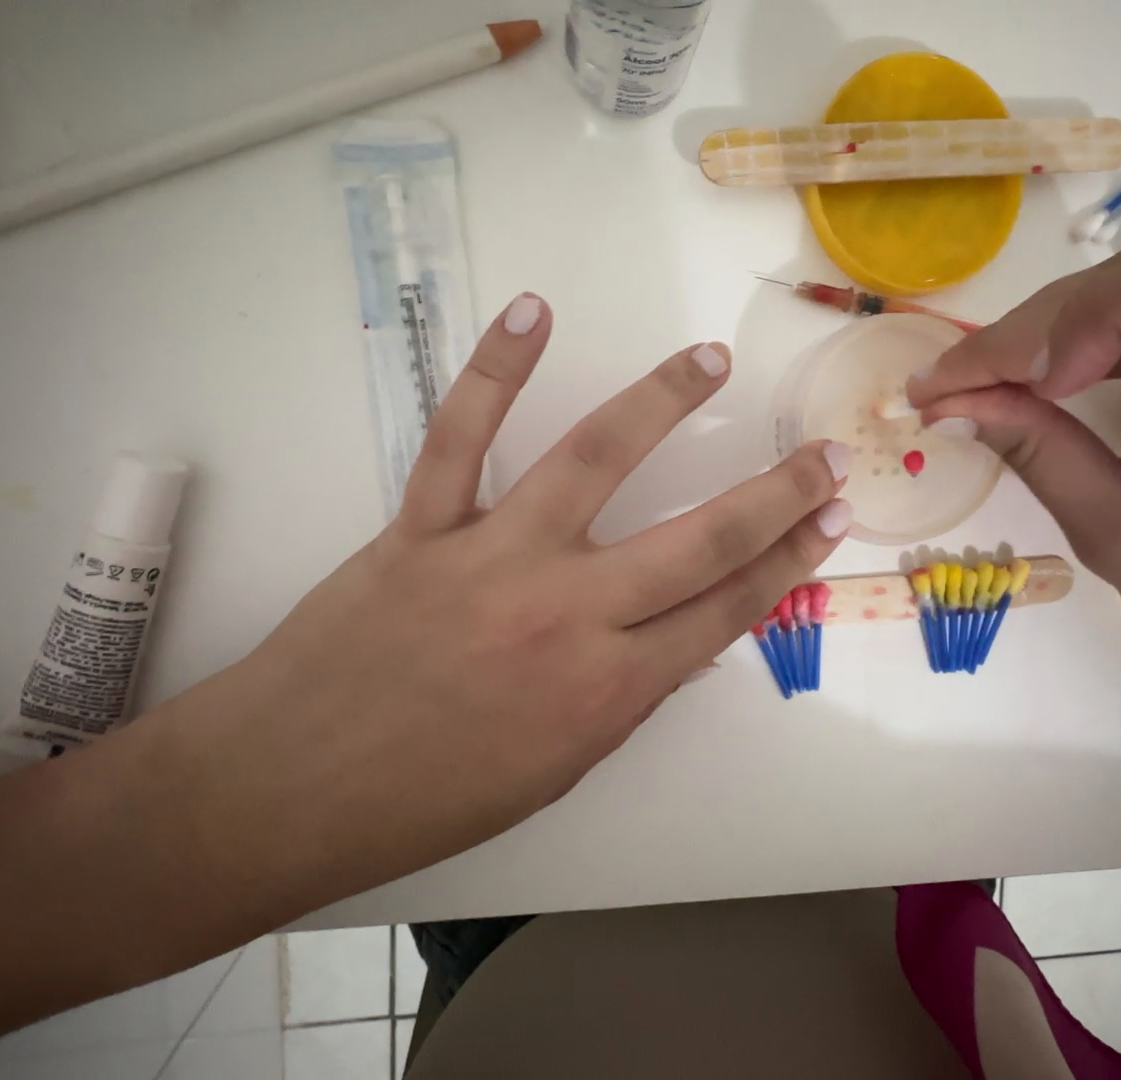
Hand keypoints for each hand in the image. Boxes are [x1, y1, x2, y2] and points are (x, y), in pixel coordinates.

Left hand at [173, 292, 852, 893]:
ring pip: (594, 460)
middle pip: (701, 539)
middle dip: (776, 494)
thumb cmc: (433, 799)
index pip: (728, 608)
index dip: (790, 560)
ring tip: (709, 360)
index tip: (830, 517)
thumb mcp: (558, 765)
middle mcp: (568, 613)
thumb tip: (681, 636)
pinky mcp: (421, 527)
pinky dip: (494, 369)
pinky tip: (533, 313)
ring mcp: (495, 559)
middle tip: (821, 453)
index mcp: (609, 689)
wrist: (291, 794)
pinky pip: (461, 437)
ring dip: (662, 402)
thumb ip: (625, 693)